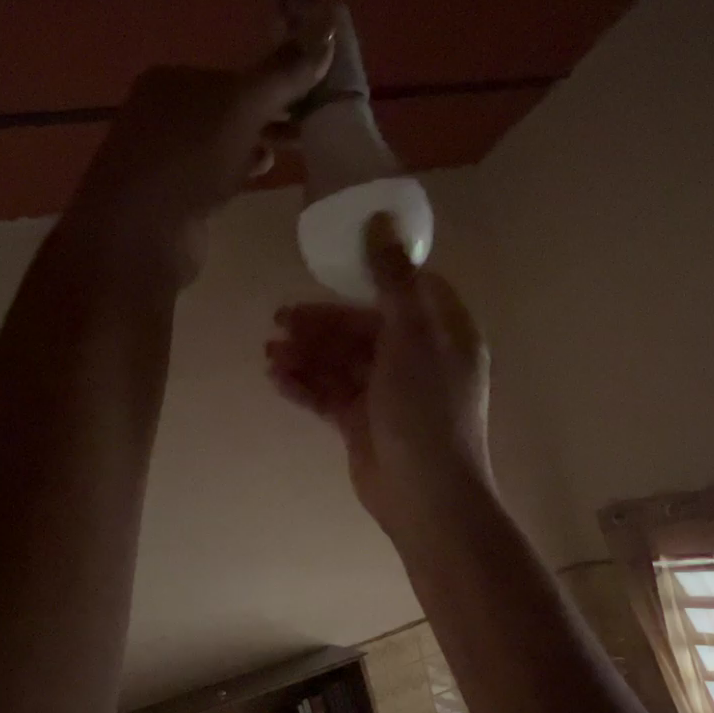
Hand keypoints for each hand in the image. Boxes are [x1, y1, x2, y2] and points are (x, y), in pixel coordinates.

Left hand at [63, 24, 333, 286]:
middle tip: (310, 128)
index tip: (311, 97)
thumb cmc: (190, 160)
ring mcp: (164, 158)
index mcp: (171, 81)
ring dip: (256, 146)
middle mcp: (161, 113)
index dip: (273, 84)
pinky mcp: (171, 197)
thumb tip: (325, 40)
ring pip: (222, 145)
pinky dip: (238, 173)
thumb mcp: (242, 107)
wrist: (142, 232)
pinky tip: (258, 175)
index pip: (233, 75)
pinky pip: (213, 176)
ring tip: (293, 151)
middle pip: (228, 110)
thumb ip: (281, 76)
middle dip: (268, 118)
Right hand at [266, 214, 493, 537]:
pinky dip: (306, 385)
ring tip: (270, 353)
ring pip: (343, 361)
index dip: (368, 278)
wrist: (426, 494)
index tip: (327, 271)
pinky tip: (277, 379)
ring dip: (307, 354)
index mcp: (443, 334)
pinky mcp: (364, 424)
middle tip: (279, 319)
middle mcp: (418, 359)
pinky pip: (331, 394)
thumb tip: (382, 217)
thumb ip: (393, 278)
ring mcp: (390, 394)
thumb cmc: (426, 409)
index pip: (406, 292)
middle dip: (322, 323)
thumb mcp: (413, 335)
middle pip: (364, 327)